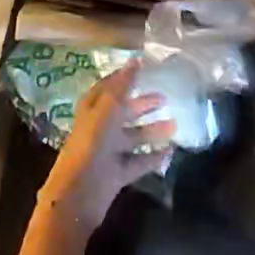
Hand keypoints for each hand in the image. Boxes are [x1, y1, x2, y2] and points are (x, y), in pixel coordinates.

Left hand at [38, 63, 175, 230]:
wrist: (79, 194)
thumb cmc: (91, 143)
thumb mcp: (107, 108)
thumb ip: (122, 85)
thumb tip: (135, 60)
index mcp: (93, 108)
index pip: (109, 86)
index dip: (123, 78)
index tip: (143, 69)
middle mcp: (100, 127)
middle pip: (124, 111)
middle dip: (143, 104)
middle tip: (165, 98)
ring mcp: (109, 152)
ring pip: (134, 136)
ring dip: (153, 130)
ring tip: (175, 124)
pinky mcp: (117, 174)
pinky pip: (139, 161)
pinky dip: (153, 157)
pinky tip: (170, 152)